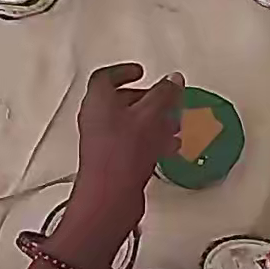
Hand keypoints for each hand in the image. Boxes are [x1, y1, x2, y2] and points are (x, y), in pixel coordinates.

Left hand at [56, 64, 183, 265]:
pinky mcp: (111, 160)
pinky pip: (131, 142)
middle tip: (163, 98)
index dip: (124, 71)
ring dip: (152, 120)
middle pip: (120, 100)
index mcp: (99, 101)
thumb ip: (164, 94)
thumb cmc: (124, 152)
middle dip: (145, 98)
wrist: (110, 197)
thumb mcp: (150, 116)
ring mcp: (102, 141)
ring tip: (172, 125)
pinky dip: (149, 139)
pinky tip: (168, 147)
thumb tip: (174, 79)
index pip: (106, 76)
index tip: (141, 71)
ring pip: (129, 123)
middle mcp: (96, 118)